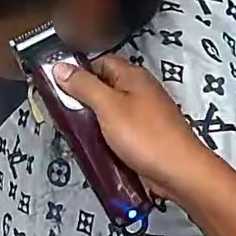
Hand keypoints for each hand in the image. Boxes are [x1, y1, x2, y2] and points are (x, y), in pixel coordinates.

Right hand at [49, 55, 231, 201]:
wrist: (178, 173)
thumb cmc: (151, 138)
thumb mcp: (108, 107)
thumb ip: (83, 86)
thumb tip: (61, 69)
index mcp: (133, 76)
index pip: (98, 62)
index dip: (77, 72)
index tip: (57, 85)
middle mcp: (139, 93)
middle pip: (102, 89)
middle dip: (82, 102)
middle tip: (65, 114)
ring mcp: (142, 116)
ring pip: (108, 114)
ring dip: (93, 124)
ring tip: (79, 135)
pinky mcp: (143, 137)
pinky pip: (117, 133)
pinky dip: (105, 140)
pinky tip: (97, 148)